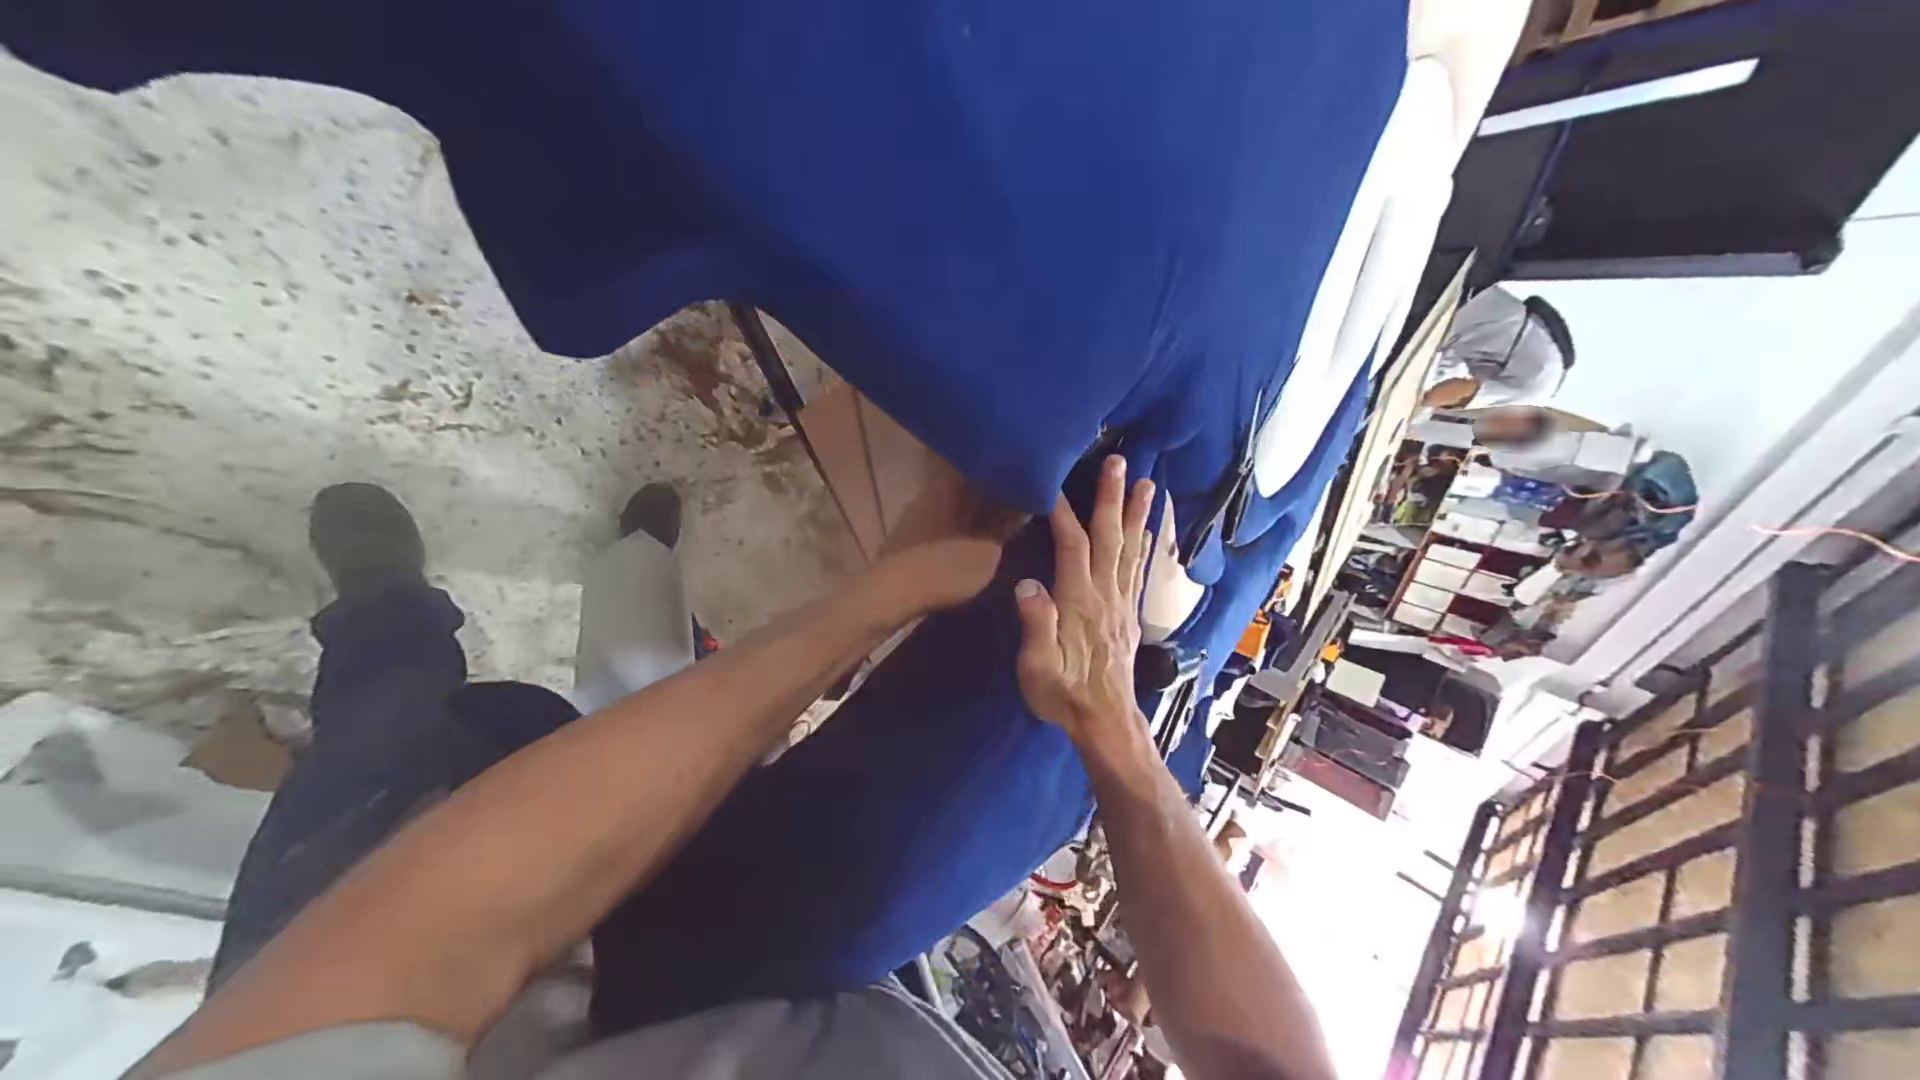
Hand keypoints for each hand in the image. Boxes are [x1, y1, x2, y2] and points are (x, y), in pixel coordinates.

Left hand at [865, 483, 1028, 621]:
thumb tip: (1022, 509)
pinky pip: (942, 524)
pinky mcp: (907, 533)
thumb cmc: (944, 570)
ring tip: (999, 530)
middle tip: (1019, 515)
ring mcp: (917, 511)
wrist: (890, 594)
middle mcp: (933, 490)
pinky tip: (970, 544)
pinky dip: (958, 530)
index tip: (1031, 494)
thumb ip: (1005, 528)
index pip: (991, 473)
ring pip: (956, 507)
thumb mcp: (988, 553)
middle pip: (972, 489)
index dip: (1013, 483)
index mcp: (955, 486)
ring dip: (975, 517)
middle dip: (994, 500)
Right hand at [1013, 455, 1154, 744]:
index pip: (1073, 547)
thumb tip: (1027, 584)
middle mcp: (1106, 595)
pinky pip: (1139, 571)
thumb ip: (1036, 627)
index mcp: (1079, 603)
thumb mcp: (1037, 669)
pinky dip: (1146, 545)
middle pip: (1110, 538)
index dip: (1063, 514)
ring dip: (1136, 514)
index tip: (1054, 483)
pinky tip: (1148, 530)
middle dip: (1113, 498)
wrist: (1105, 721)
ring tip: (1147, 482)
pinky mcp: (1130, 613)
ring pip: (1130, 549)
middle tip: (1120, 462)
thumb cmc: (1063, 695)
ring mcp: (1122, 603)